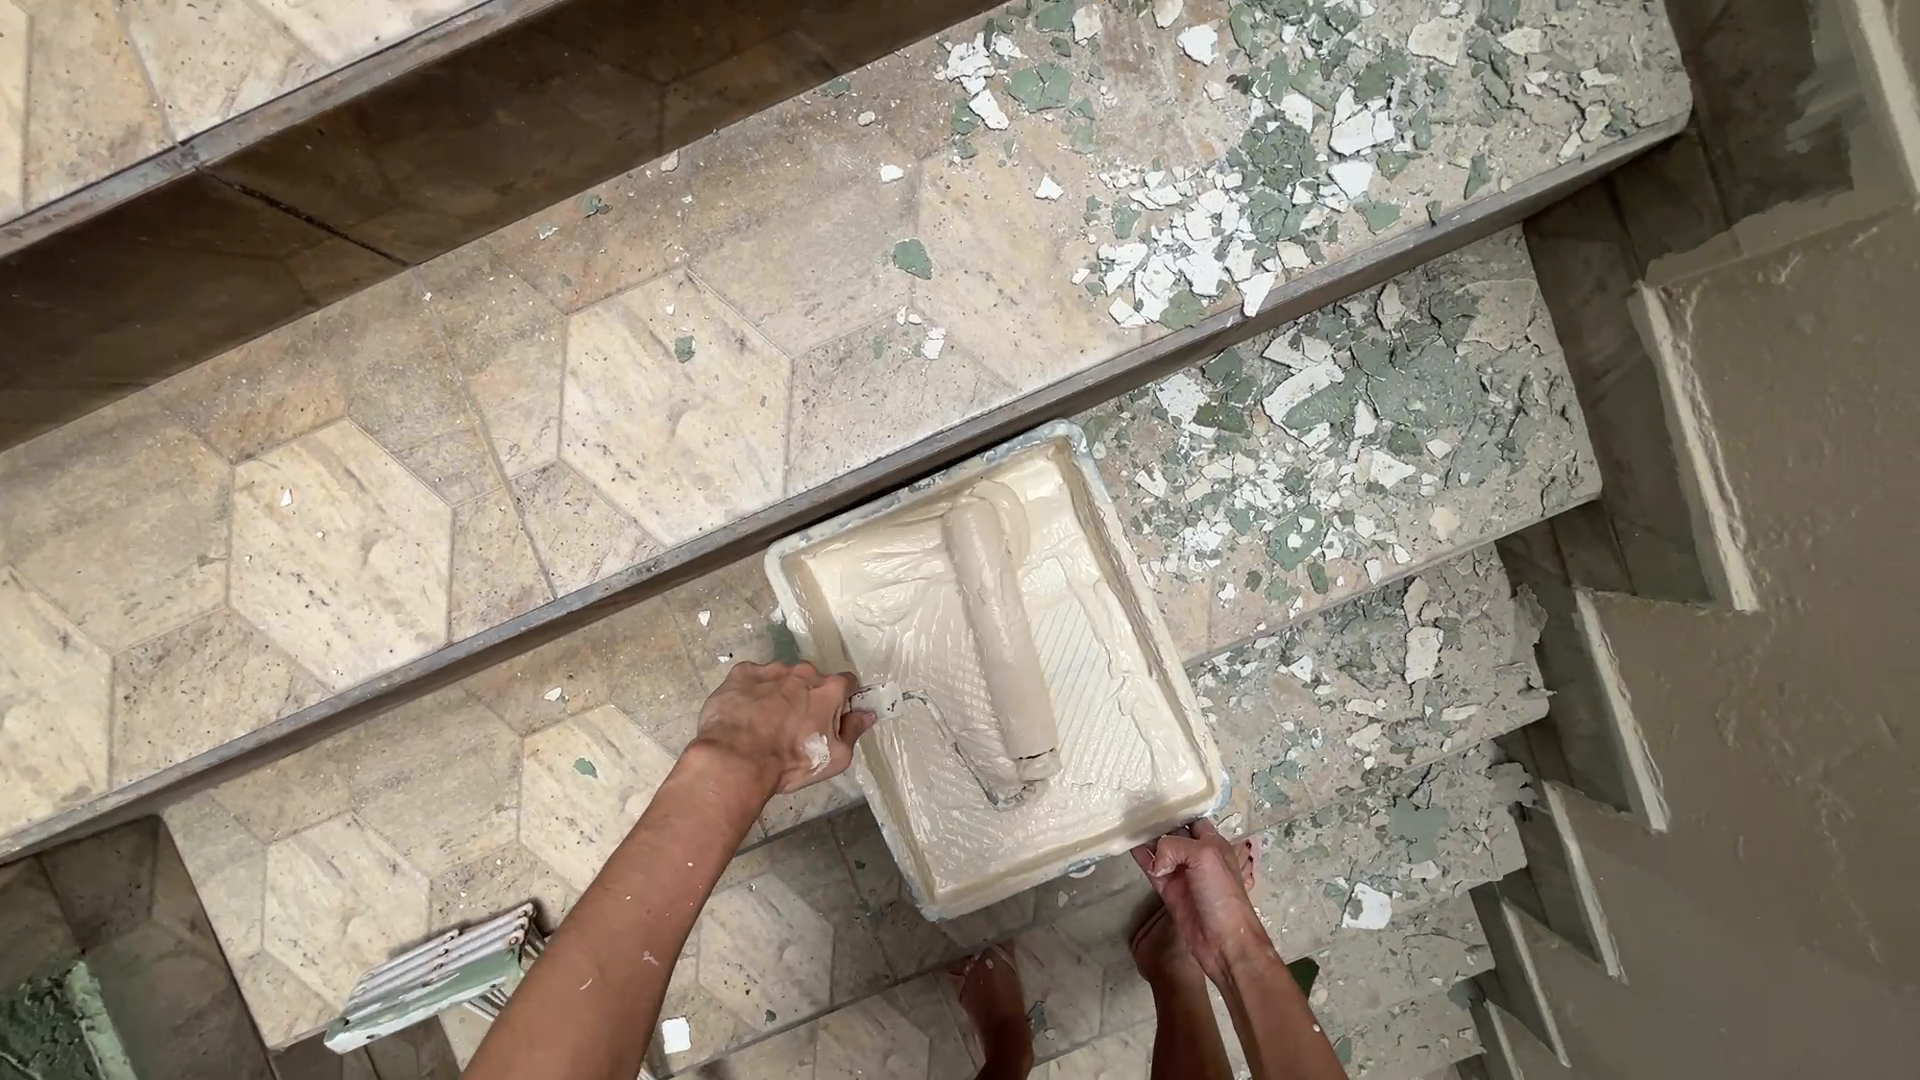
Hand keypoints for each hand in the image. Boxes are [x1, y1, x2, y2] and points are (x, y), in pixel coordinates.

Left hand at [693, 662, 875, 794]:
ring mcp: (770, 670)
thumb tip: (867, 714)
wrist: (737, 760)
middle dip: (807, 696)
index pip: (846, 683)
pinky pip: (751, 678)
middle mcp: (803, 672)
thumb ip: (854, 731)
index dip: (841, 699)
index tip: (831, 716)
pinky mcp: (741, 674)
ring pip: (781, 677)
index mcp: (829, 689)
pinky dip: (751, 691)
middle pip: (811, 679)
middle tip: (795, 724)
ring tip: (764, 721)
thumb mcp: (836, 757)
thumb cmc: (791, 762)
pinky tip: (744, 713)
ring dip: (779, 692)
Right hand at [1131, 819, 1274, 984]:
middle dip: (1158, 823)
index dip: (1178, 811)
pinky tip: (1128, 845)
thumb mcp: (1204, 856)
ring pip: (1160, 850)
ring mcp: (1182, 874)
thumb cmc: (1222, 894)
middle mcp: (1197, 856)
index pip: (1193, 821)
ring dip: (1146, 839)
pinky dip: (1141, 857)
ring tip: (1127, 824)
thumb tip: (1156, 861)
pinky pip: (1151, 868)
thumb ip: (1174, 846)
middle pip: (1173, 833)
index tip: (1156, 799)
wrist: (1225, 942)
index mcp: (1213, 844)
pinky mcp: (1169, 890)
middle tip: (1135, 809)